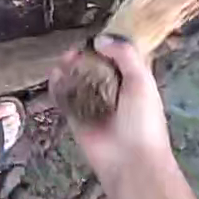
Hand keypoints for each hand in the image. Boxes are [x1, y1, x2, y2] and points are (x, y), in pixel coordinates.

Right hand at [53, 35, 175, 179]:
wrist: (131, 161)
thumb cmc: (143, 120)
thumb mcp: (142, 81)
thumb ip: (125, 55)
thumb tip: (100, 39)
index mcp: (134, 84)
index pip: (118, 60)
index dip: (107, 48)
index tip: (96, 38)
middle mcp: (113, 93)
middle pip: (95, 69)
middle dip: (85, 58)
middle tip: (76, 49)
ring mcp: (93, 106)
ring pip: (77, 82)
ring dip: (70, 69)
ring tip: (64, 59)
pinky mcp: (75, 119)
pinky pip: (64, 99)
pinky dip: (58, 86)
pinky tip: (55, 74)